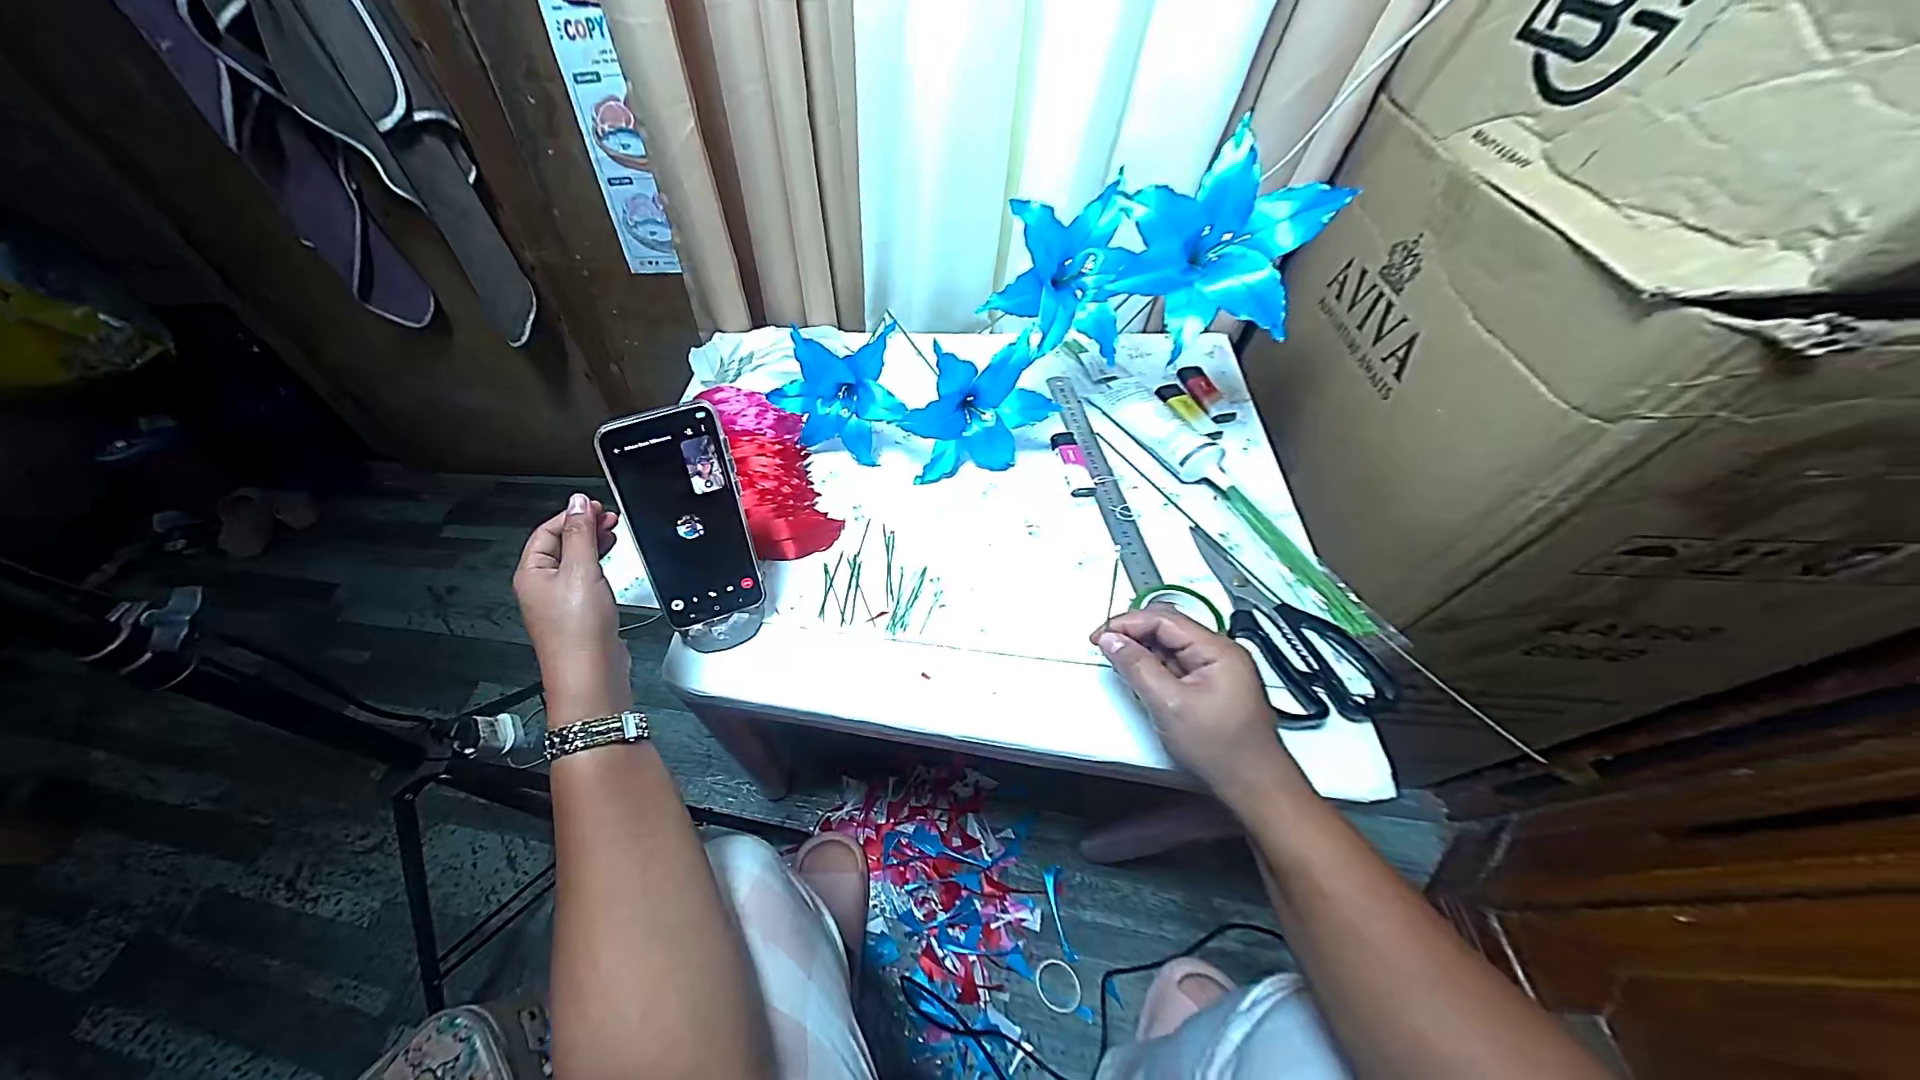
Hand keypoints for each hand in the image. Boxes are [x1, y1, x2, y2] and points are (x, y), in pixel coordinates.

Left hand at [514, 493, 629, 719]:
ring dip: (593, 545)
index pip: (548, 531)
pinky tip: (613, 564)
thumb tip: (578, 504)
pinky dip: (600, 565)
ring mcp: (561, 600)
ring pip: (575, 561)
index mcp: (531, 573)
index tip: (596, 506)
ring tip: (613, 535)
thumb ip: (581, 534)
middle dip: (585, 528)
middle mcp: (542, 586)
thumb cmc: (578, 631)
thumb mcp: (581, 570)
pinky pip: (587, 579)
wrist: (591, 672)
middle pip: (560, 545)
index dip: (572, 515)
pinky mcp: (580, 612)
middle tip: (609, 517)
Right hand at [1092, 606, 1303, 803]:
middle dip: (1133, 634)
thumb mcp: (1169, 704)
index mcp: (1217, 650)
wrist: (1253, 785)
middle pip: (1167, 627)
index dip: (1127, 623)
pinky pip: (1177, 664)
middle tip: (1106, 646)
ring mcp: (1218, 669)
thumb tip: (1113, 641)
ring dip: (1143, 651)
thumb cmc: (1224, 750)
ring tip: (1121, 665)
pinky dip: (1155, 667)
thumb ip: (1137, 667)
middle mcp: (1221, 653)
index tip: (1102, 636)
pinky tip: (1143, 680)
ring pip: (1171, 646)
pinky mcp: (1212, 684)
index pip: (1163, 619)